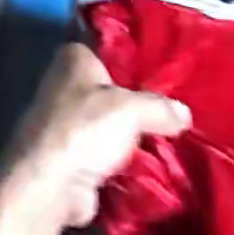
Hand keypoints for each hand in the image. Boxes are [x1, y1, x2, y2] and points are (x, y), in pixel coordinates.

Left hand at [0, 44, 189, 234]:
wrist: (49, 183)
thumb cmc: (84, 129)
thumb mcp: (130, 109)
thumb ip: (158, 107)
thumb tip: (183, 112)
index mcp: (74, 57)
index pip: (113, 50)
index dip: (140, 63)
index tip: (172, 77)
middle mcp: (66, 81)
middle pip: (114, 89)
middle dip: (140, 104)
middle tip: (178, 115)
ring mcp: (66, 118)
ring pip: (112, 121)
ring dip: (134, 136)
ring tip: (173, 142)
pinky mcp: (71, 151)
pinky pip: (107, 150)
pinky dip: (123, 159)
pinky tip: (152, 167)